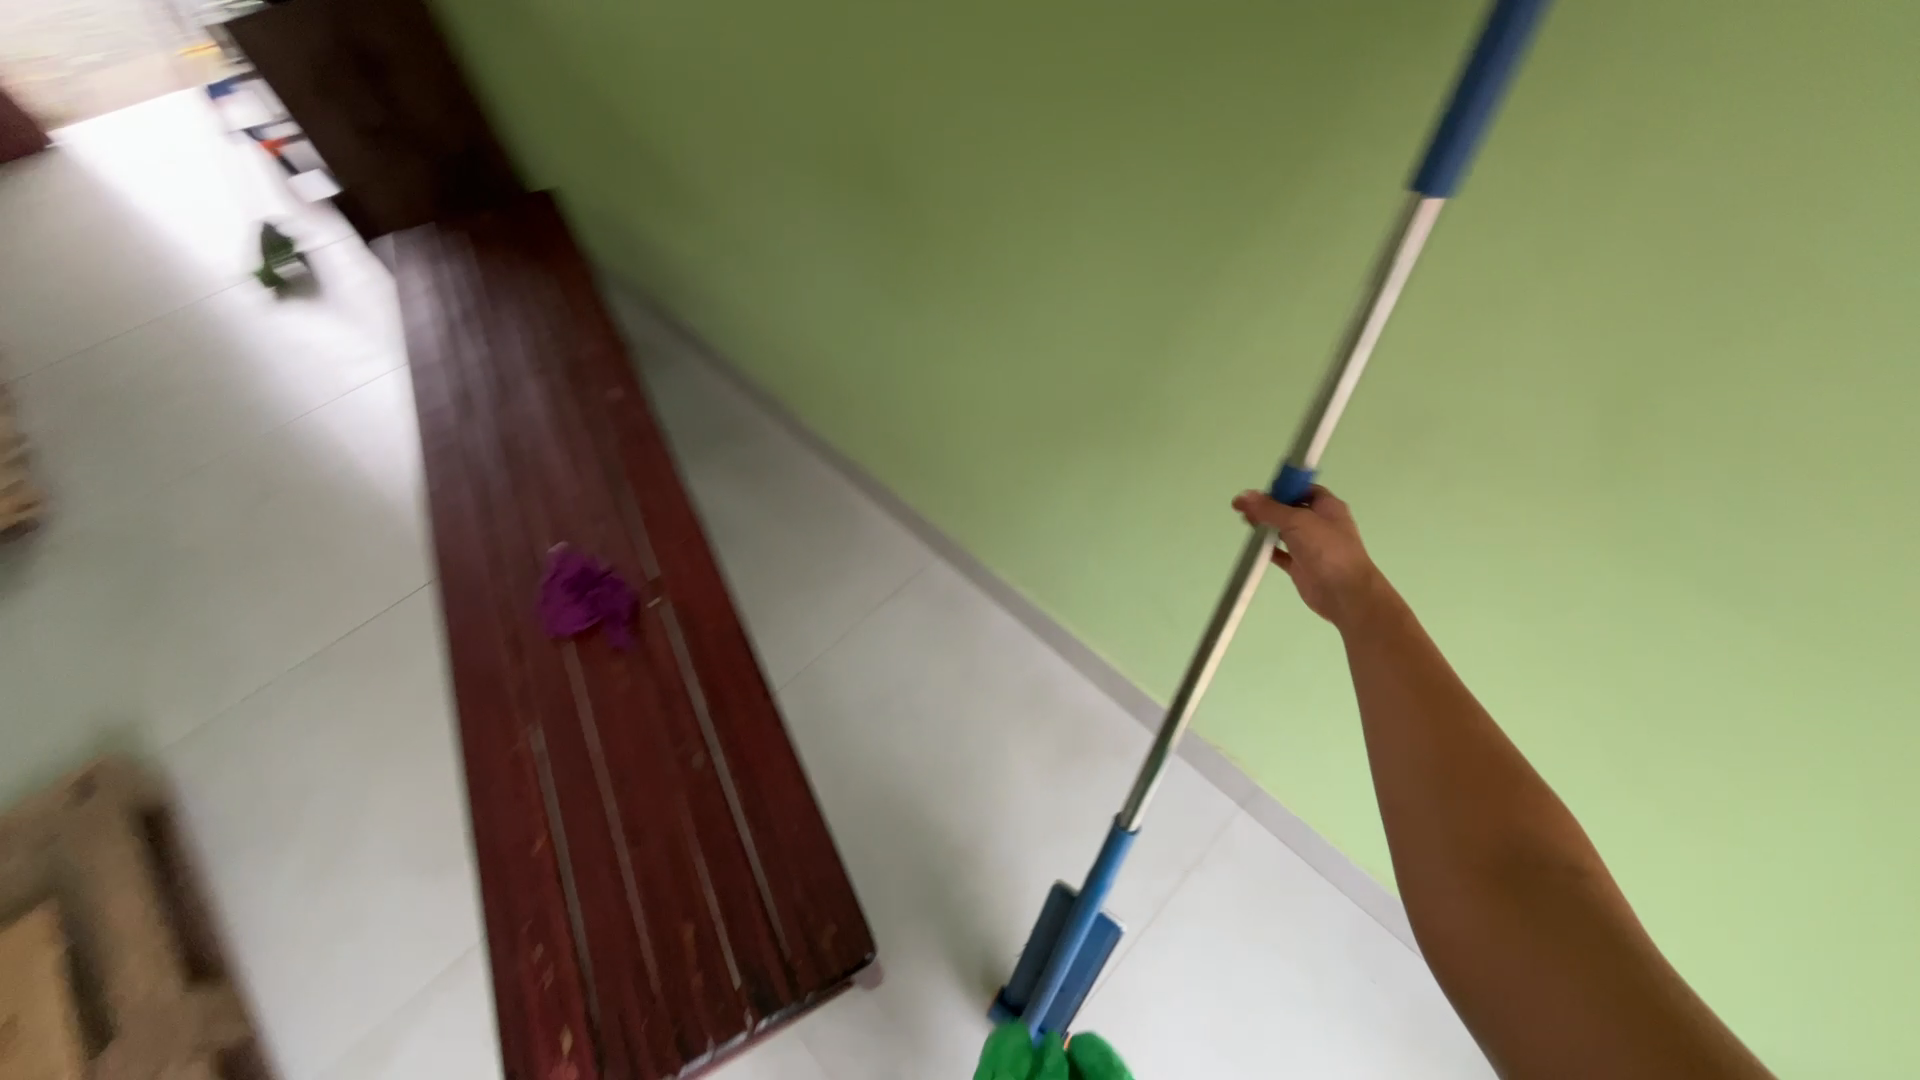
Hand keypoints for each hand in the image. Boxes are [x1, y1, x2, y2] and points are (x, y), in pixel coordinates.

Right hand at [1232, 485, 1385, 625]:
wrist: (1344, 592)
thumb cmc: (1326, 549)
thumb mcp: (1297, 521)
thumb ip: (1269, 509)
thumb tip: (1242, 496)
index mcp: (1327, 507)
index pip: (1302, 490)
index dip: (1282, 488)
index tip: (1258, 492)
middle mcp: (1319, 524)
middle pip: (1290, 510)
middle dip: (1268, 507)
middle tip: (1244, 509)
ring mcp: (1310, 546)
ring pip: (1284, 531)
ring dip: (1266, 527)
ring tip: (1245, 524)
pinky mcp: (1301, 565)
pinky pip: (1280, 554)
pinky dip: (1268, 550)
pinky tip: (1253, 547)